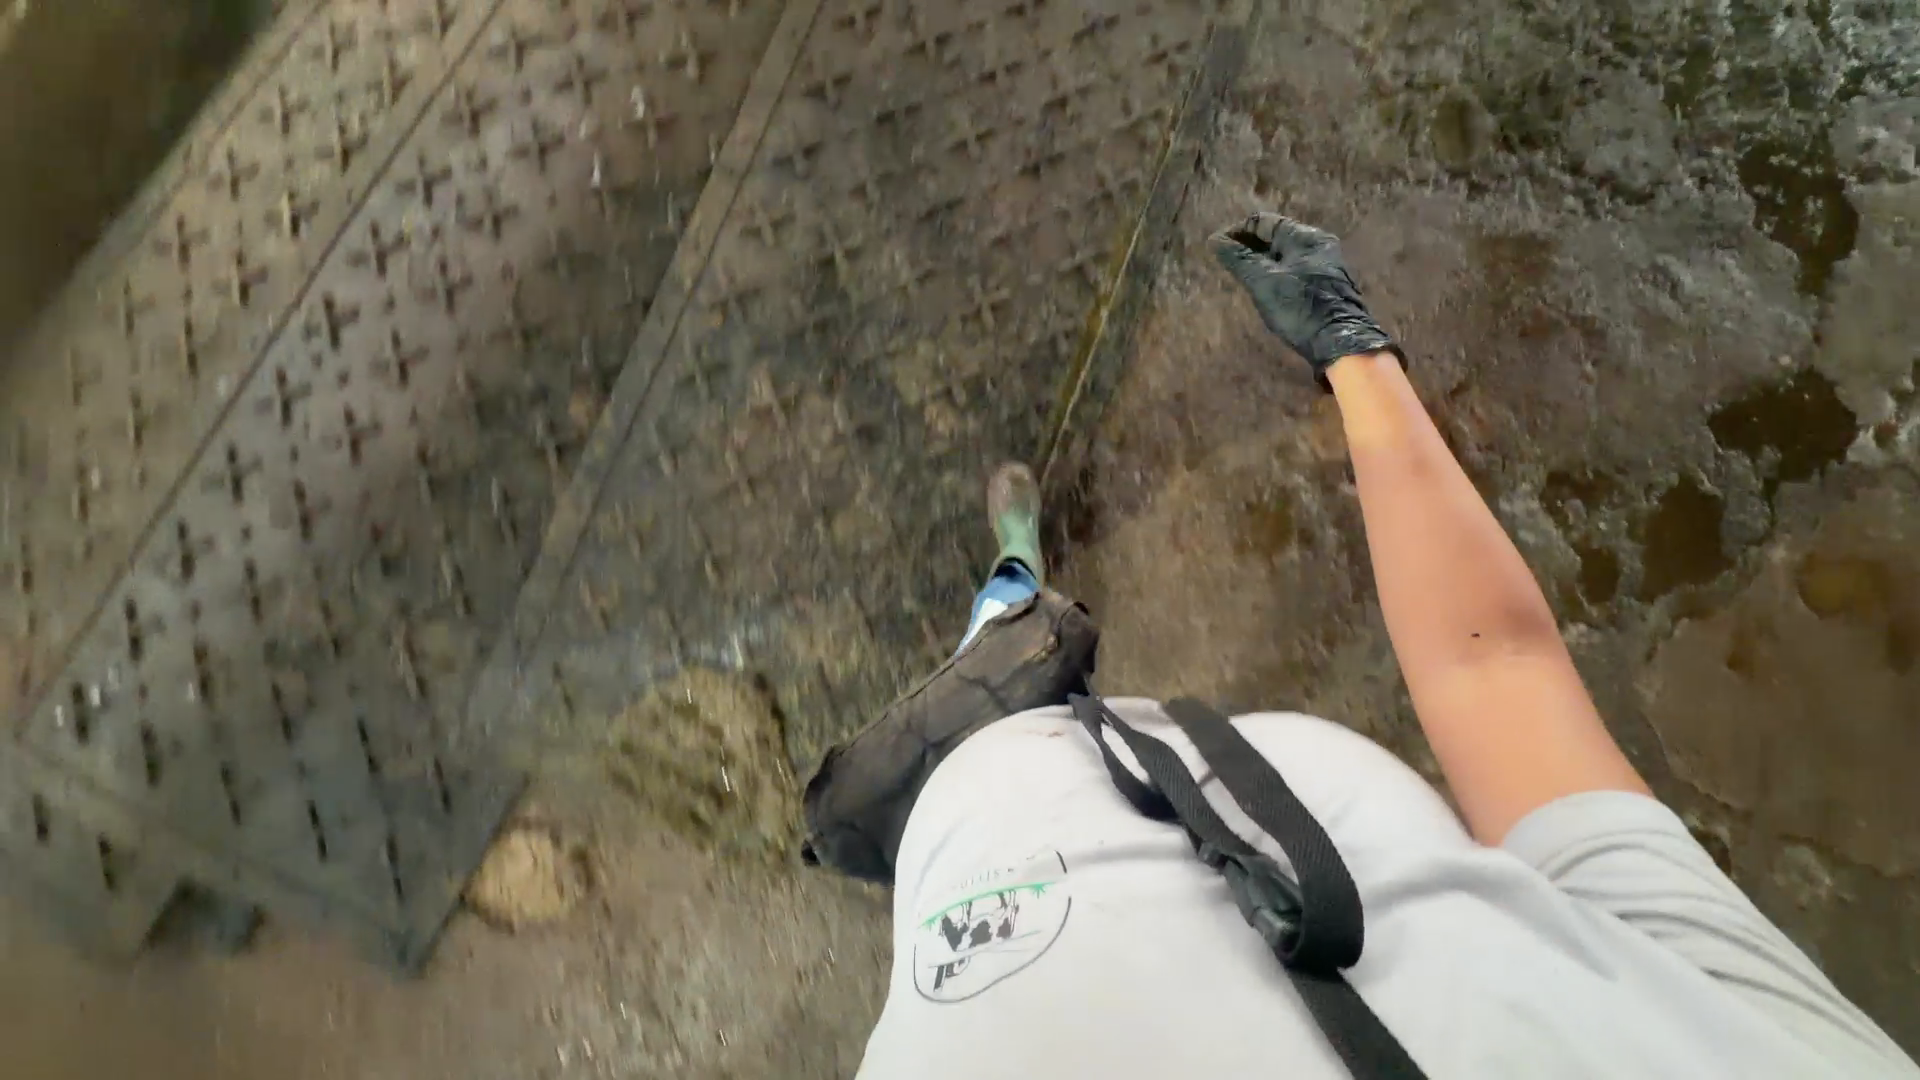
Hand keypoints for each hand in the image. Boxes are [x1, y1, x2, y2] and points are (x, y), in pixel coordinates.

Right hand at [1209, 214, 1399, 381]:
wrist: (1337, 340)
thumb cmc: (1299, 307)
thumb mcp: (1263, 282)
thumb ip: (1238, 259)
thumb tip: (1215, 240)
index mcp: (1304, 238)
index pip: (1264, 222)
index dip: (1237, 232)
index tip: (1216, 248)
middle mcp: (1316, 245)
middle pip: (1274, 236)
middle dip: (1247, 246)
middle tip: (1224, 263)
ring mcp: (1322, 265)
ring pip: (1283, 254)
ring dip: (1259, 261)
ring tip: (1239, 275)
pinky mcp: (1323, 285)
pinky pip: (1291, 270)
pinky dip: (1272, 273)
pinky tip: (1262, 288)